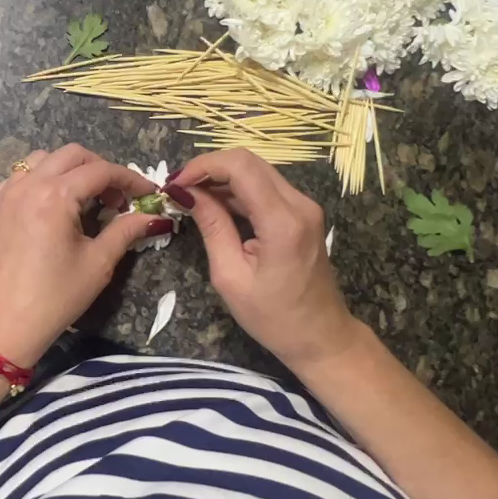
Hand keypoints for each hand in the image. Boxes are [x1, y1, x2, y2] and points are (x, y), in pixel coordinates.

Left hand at [0, 144, 165, 366]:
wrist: (1, 327)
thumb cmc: (55, 298)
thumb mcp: (98, 264)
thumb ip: (125, 231)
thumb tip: (151, 216)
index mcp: (56, 195)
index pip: (101, 171)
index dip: (130, 178)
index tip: (147, 192)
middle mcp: (26, 185)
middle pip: (70, 155)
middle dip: (98, 168)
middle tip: (114, 197)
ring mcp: (1, 196)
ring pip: (38, 161)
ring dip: (65, 170)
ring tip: (80, 199)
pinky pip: (14, 181)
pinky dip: (36, 184)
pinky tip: (45, 210)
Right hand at [171, 148, 364, 371]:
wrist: (321, 337)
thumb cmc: (274, 317)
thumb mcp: (230, 276)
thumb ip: (211, 226)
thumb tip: (187, 192)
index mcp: (282, 221)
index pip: (240, 167)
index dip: (203, 166)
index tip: (176, 184)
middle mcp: (299, 204)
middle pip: (249, 161)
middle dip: (209, 168)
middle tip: (179, 188)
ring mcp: (304, 206)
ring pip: (257, 171)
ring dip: (222, 178)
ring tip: (190, 196)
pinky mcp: (302, 213)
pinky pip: (265, 187)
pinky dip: (237, 190)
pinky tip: (214, 204)